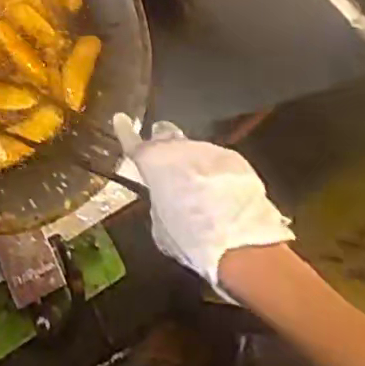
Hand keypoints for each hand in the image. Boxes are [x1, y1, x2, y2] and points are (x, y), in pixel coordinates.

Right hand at [113, 116, 292, 292]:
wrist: (244, 246)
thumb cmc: (192, 239)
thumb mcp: (162, 228)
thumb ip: (159, 204)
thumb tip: (165, 201)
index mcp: (153, 162)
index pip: (132, 140)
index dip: (124, 131)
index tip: (120, 119)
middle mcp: (178, 147)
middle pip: (166, 134)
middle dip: (166, 146)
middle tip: (170, 166)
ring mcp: (207, 149)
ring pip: (195, 151)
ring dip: (195, 165)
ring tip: (205, 193)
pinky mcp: (235, 159)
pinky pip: (219, 163)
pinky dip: (217, 175)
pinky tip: (226, 197)